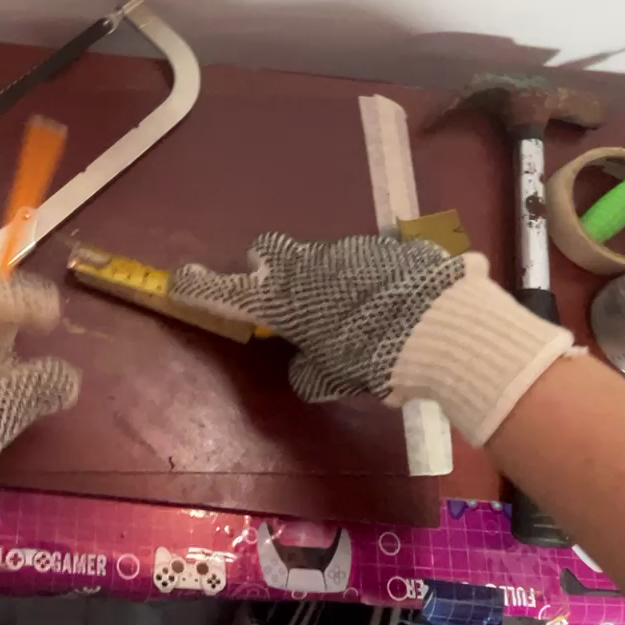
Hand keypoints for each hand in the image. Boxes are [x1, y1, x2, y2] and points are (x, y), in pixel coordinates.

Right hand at [170, 232, 573, 443]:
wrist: (444, 329)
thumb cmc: (374, 358)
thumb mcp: (333, 378)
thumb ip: (311, 370)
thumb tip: (307, 365)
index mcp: (286, 299)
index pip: (228, 291)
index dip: (201, 287)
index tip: (180, 279)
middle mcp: (310, 265)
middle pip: (271, 250)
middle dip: (268, 265)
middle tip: (285, 292)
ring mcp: (352, 249)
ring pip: (324, 256)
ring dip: (329, 277)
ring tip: (361, 310)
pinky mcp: (390, 246)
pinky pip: (372, 258)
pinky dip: (373, 277)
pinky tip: (399, 301)